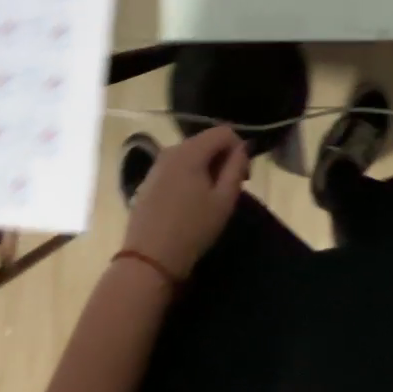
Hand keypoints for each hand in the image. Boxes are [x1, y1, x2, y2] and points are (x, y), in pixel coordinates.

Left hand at [122, 126, 249, 279]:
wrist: (148, 260)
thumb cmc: (192, 229)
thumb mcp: (223, 201)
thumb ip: (236, 168)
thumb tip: (242, 149)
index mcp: (190, 151)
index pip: (224, 132)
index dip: (239, 149)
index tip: (243, 177)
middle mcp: (171, 150)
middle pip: (205, 141)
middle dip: (222, 158)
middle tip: (229, 189)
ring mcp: (156, 165)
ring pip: (190, 155)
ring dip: (206, 168)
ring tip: (210, 198)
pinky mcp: (148, 181)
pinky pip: (176, 168)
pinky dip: (189, 176)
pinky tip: (189, 203)